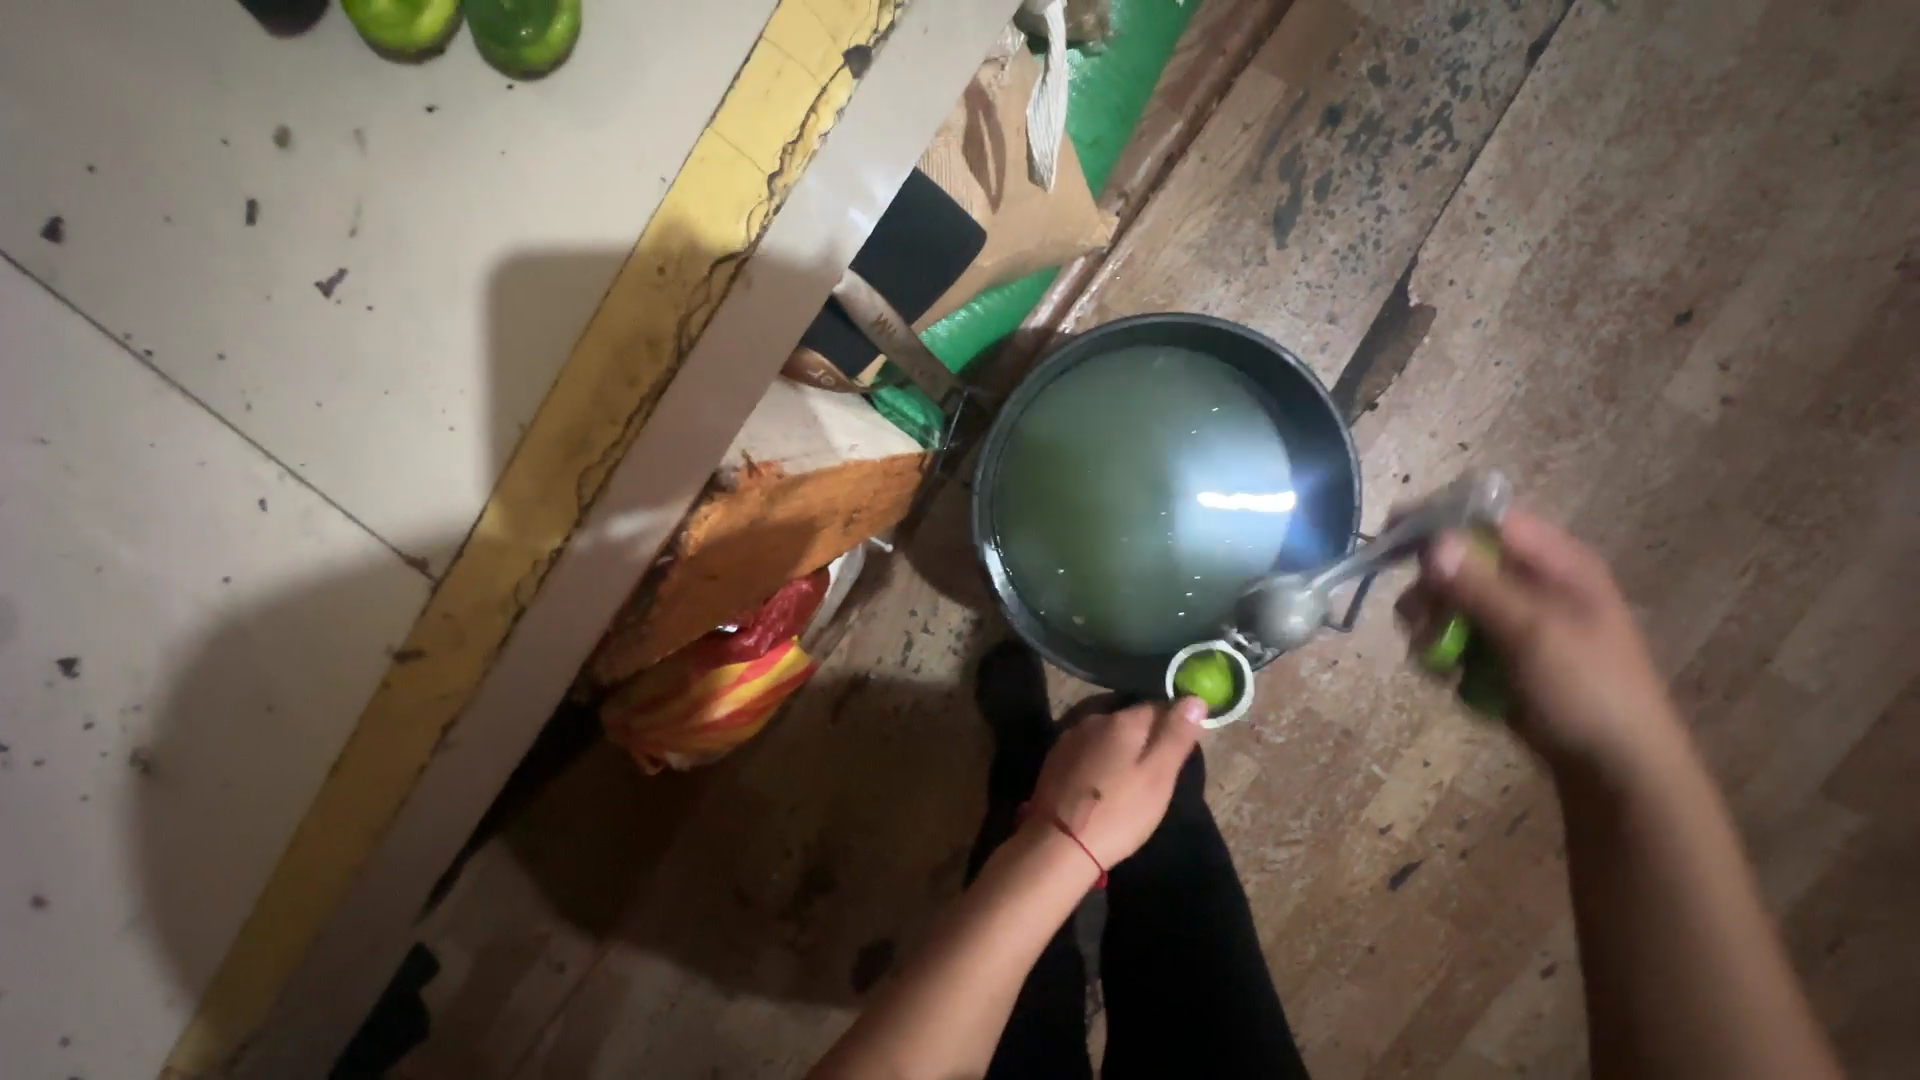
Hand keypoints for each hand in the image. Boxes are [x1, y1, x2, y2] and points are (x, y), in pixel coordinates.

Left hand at [1027, 697, 1206, 866]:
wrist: (1059, 843)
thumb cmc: (1118, 812)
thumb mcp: (1158, 776)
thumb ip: (1176, 735)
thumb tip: (1194, 698)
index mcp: (1121, 720)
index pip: (1158, 707)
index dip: (1175, 724)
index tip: (1182, 748)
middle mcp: (1093, 719)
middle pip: (1130, 719)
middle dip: (1147, 737)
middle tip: (1159, 770)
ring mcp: (1069, 738)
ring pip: (1107, 734)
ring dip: (1122, 748)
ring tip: (1132, 779)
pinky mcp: (1055, 759)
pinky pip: (1088, 750)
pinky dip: (1100, 760)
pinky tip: (1104, 783)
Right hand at [1402, 509, 1686, 772]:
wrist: (1615, 769)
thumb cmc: (1587, 691)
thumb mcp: (1534, 633)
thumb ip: (1480, 586)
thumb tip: (1432, 540)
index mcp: (1559, 564)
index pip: (1489, 518)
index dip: (1440, 520)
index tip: (1391, 532)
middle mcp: (1535, 583)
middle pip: (1459, 561)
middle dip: (1430, 589)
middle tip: (1418, 618)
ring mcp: (1517, 620)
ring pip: (1449, 601)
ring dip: (1430, 625)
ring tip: (1433, 658)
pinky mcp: (1501, 653)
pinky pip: (1453, 636)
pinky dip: (1441, 652)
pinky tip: (1446, 676)